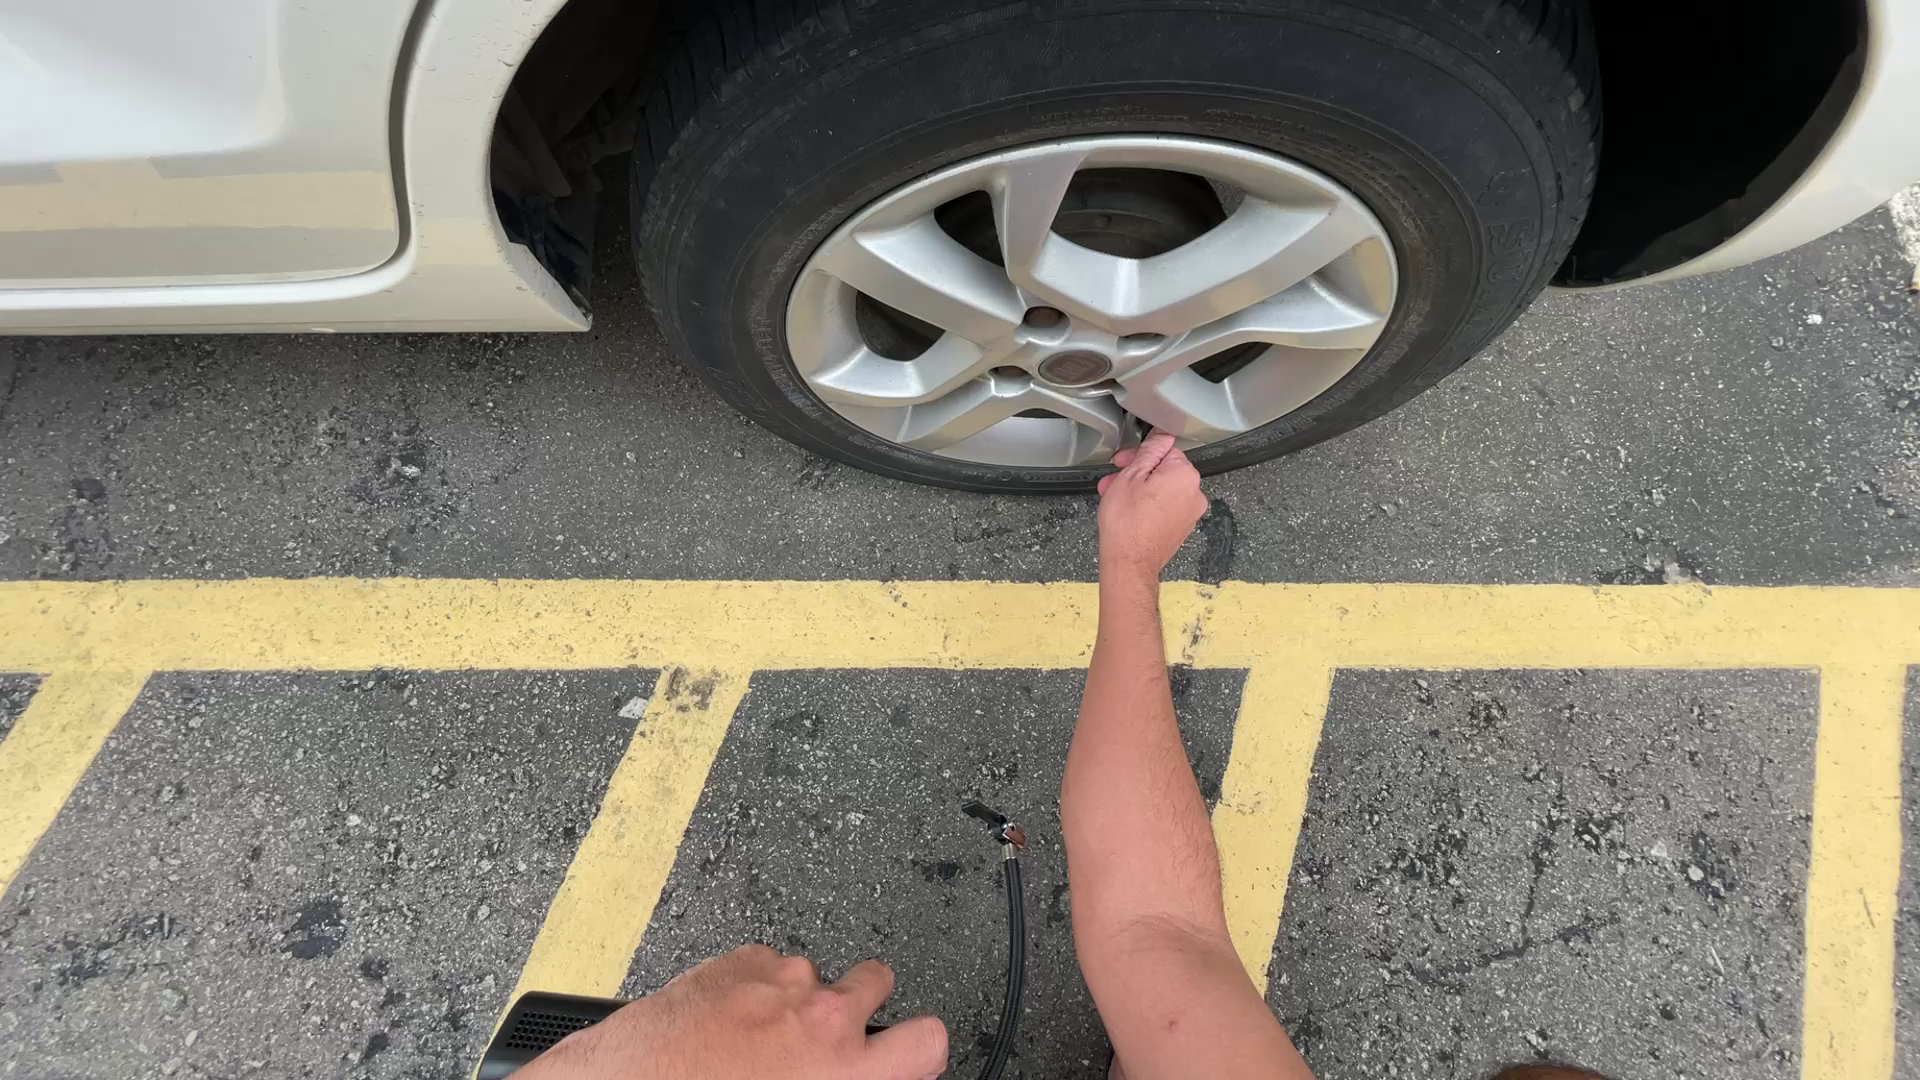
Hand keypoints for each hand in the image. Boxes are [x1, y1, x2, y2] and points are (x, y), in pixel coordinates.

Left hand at [518, 945, 947, 1079]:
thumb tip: (848, 1077)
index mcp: (843, 1070)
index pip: (927, 1040)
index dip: (922, 1045)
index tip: (906, 1053)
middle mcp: (822, 1016)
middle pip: (878, 980)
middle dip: (862, 1001)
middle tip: (826, 1033)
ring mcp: (782, 980)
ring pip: (814, 974)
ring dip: (797, 999)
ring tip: (756, 1034)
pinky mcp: (743, 959)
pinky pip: (767, 965)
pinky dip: (753, 985)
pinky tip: (724, 1019)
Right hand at [1096, 430, 1207, 579]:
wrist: (1130, 561)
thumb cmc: (1127, 523)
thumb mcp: (1131, 476)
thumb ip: (1149, 451)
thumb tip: (1161, 437)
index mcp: (1185, 475)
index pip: (1164, 450)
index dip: (1139, 454)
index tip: (1123, 462)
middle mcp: (1194, 493)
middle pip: (1164, 470)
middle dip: (1137, 473)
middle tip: (1114, 481)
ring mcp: (1190, 512)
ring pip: (1162, 489)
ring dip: (1139, 489)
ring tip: (1116, 499)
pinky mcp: (1182, 527)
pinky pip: (1165, 507)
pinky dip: (1148, 505)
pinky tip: (1130, 512)